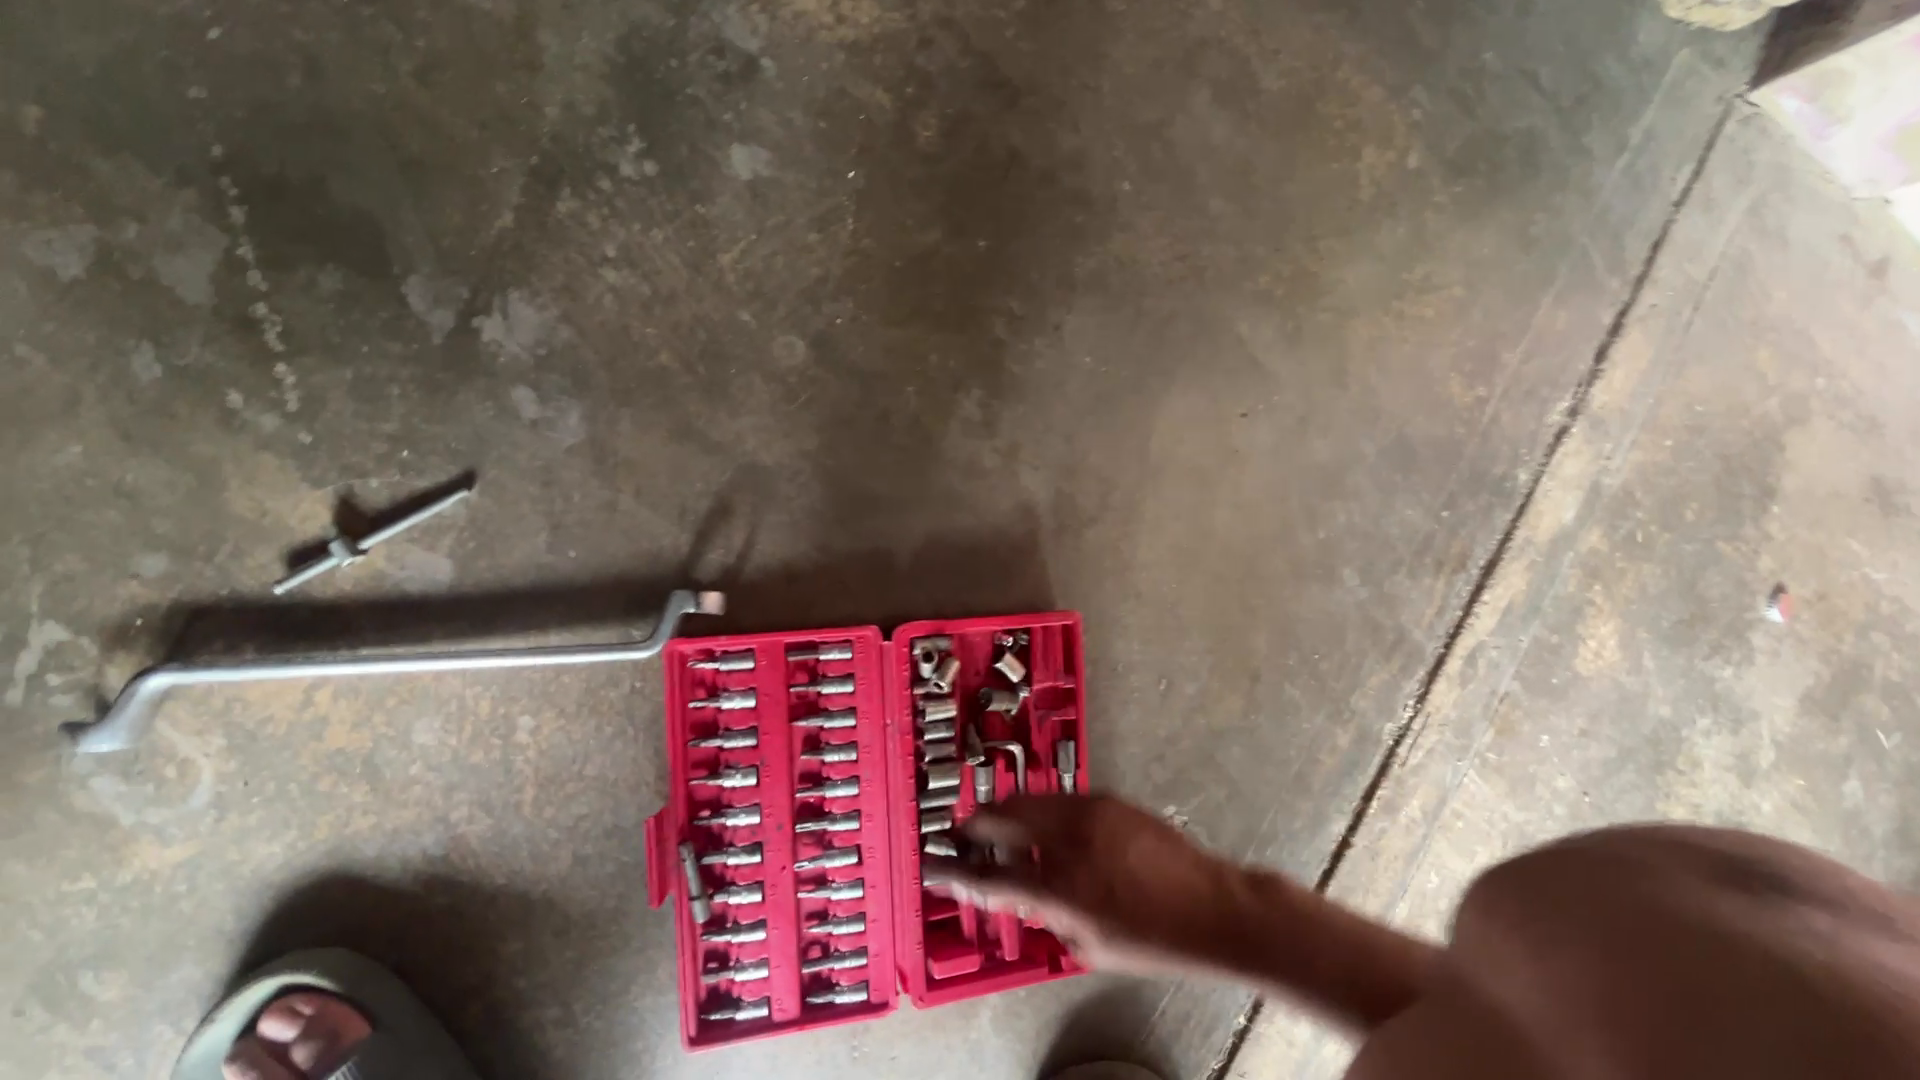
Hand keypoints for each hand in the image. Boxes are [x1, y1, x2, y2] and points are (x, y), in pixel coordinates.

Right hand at [940, 794, 1244, 972]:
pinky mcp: (1108, 799)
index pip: (990, 876)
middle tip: (963, 837)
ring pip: (1027, 799)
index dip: (955, 872)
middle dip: (974, 826)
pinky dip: (1039, 809)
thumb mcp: (1089, 945)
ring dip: (1005, 813)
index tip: (935, 868)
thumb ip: (1048, 916)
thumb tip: (1024, 896)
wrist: (1215, 908)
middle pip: (1000, 817)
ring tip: (999, 829)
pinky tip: (1044, 827)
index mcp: (1060, 886)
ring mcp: (1090, 810)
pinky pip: (1058, 798)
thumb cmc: (1154, 940)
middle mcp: (1069, 839)